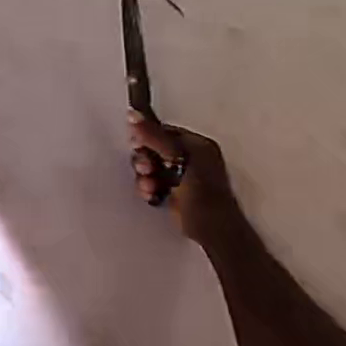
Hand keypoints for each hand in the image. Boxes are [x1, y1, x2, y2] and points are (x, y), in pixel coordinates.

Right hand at [128, 110, 239, 246]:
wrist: (212, 231)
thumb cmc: (202, 194)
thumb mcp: (178, 159)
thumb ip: (155, 137)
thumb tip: (132, 114)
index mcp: (197, 145)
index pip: (163, 131)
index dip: (147, 137)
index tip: (137, 146)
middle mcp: (189, 157)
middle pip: (152, 148)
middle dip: (144, 160)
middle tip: (146, 169)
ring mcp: (180, 174)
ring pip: (149, 165)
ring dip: (144, 176)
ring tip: (149, 186)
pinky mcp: (171, 189)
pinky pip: (150, 180)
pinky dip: (146, 186)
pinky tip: (151, 194)